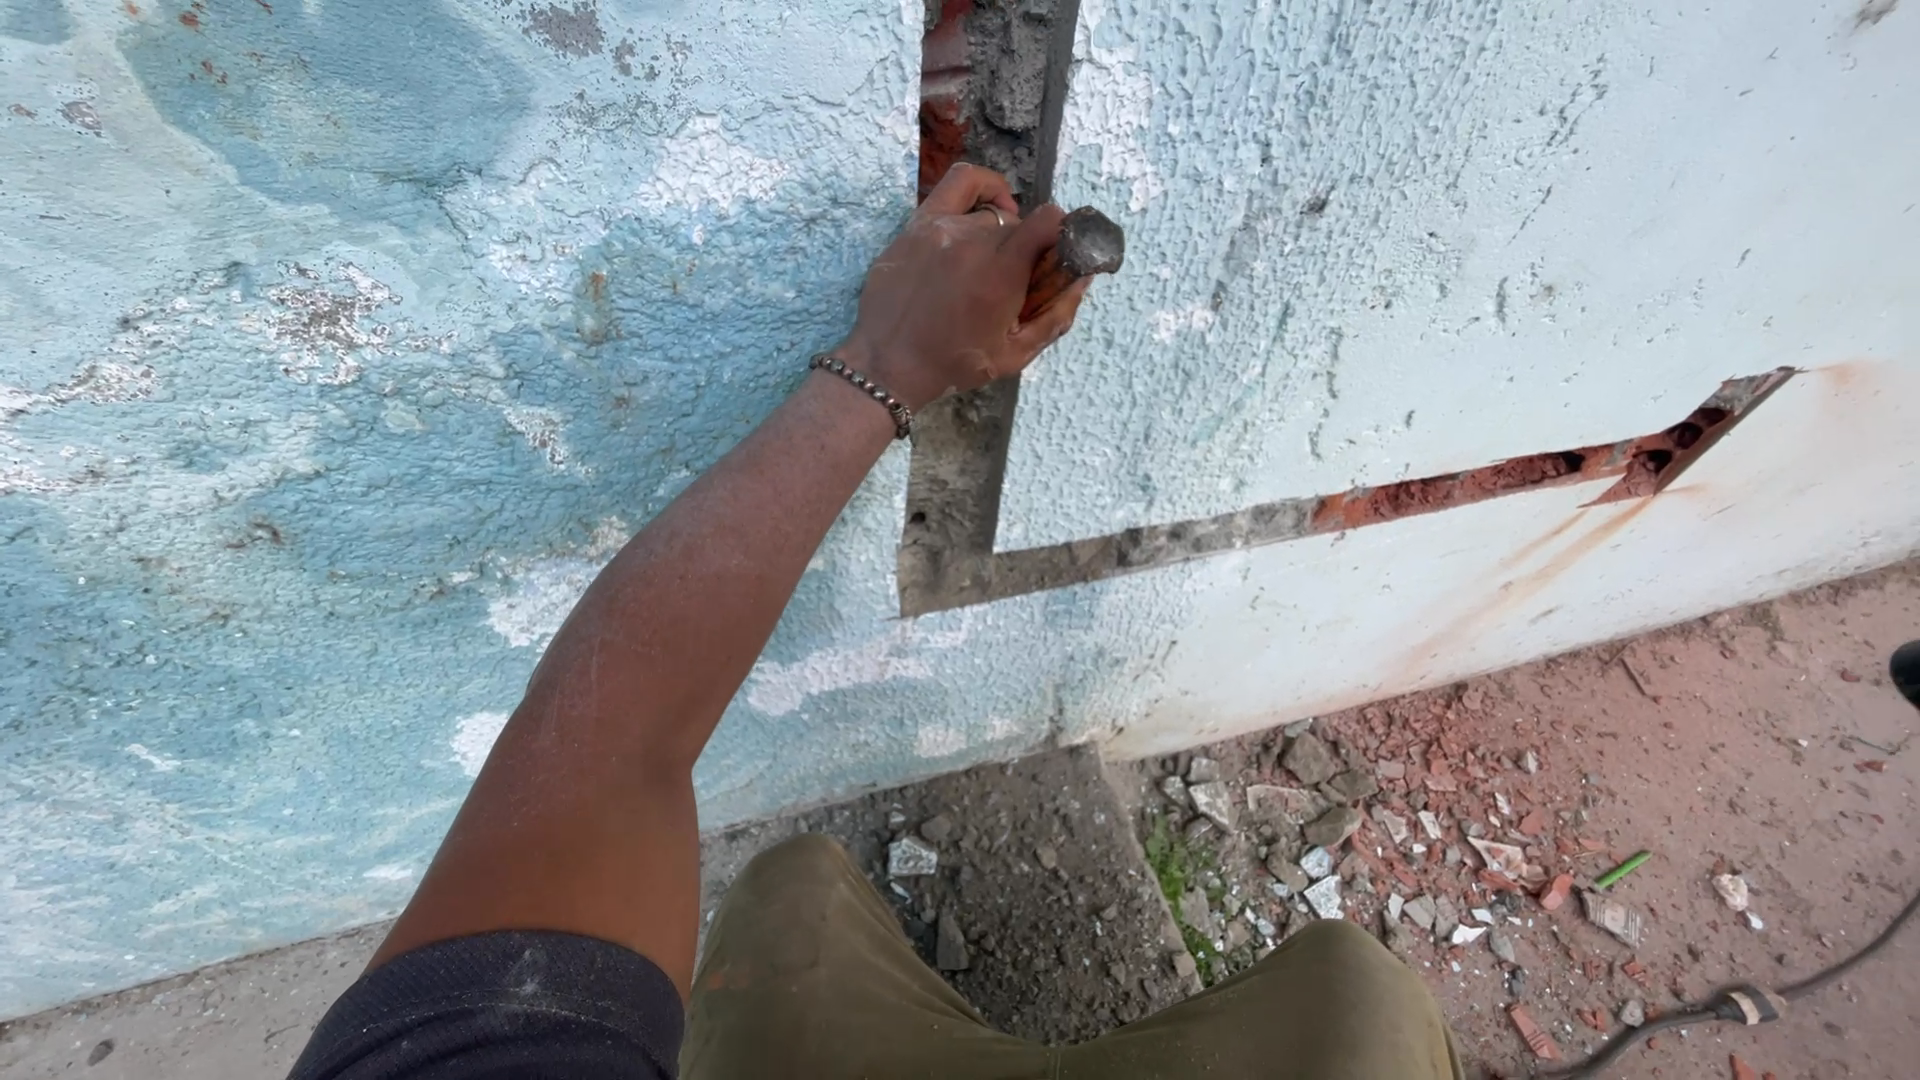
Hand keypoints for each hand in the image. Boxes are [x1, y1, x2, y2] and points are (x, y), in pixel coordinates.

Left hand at [831, 163, 1092, 410]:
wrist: (888, 364)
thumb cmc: (954, 365)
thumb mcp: (1015, 355)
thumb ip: (1056, 317)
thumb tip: (1084, 278)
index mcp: (1000, 273)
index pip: (1050, 221)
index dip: (1064, 235)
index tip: (1058, 258)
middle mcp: (973, 240)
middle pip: (1020, 226)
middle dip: (1028, 251)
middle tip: (1016, 284)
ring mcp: (942, 227)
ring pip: (991, 218)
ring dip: (999, 238)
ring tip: (986, 269)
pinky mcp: (919, 224)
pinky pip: (961, 183)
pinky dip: (985, 189)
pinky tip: (989, 208)